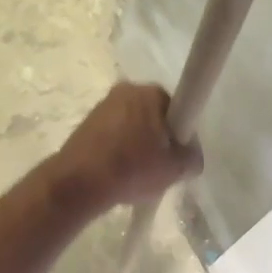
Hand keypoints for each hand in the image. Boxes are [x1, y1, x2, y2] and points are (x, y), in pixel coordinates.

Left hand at [49, 83, 201, 210]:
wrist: (79, 182)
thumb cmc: (131, 168)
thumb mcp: (175, 168)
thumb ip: (193, 157)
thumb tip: (191, 155)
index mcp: (148, 92)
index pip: (176, 108)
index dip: (181, 132)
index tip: (177, 155)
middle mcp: (125, 90)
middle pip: (153, 115)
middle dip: (159, 138)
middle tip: (161, 167)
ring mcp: (102, 105)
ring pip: (132, 126)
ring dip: (138, 145)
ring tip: (137, 175)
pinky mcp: (86, 123)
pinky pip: (113, 134)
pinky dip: (119, 150)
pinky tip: (119, 174)